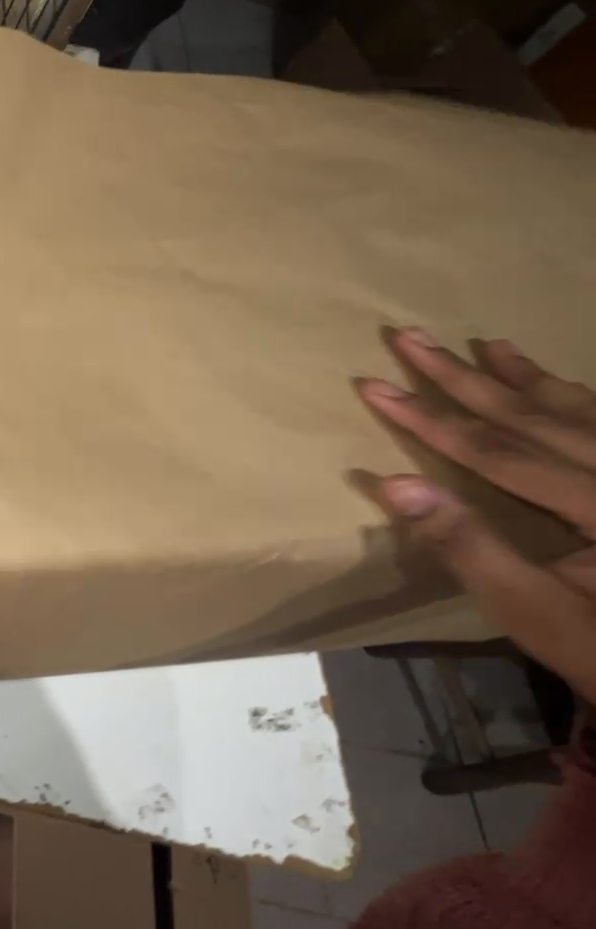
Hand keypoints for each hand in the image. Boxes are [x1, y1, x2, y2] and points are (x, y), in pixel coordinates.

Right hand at [358, 329, 595, 701]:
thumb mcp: (529, 610)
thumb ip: (464, 544)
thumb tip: (394, 483)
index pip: (497, 451)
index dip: (428, 418)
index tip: (371, 386)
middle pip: (539, 418)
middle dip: (466, 378)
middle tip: (409, 337)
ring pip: (584, 414)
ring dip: (526, 378)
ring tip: (486, 343)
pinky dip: (579, 401)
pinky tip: (559, 387)